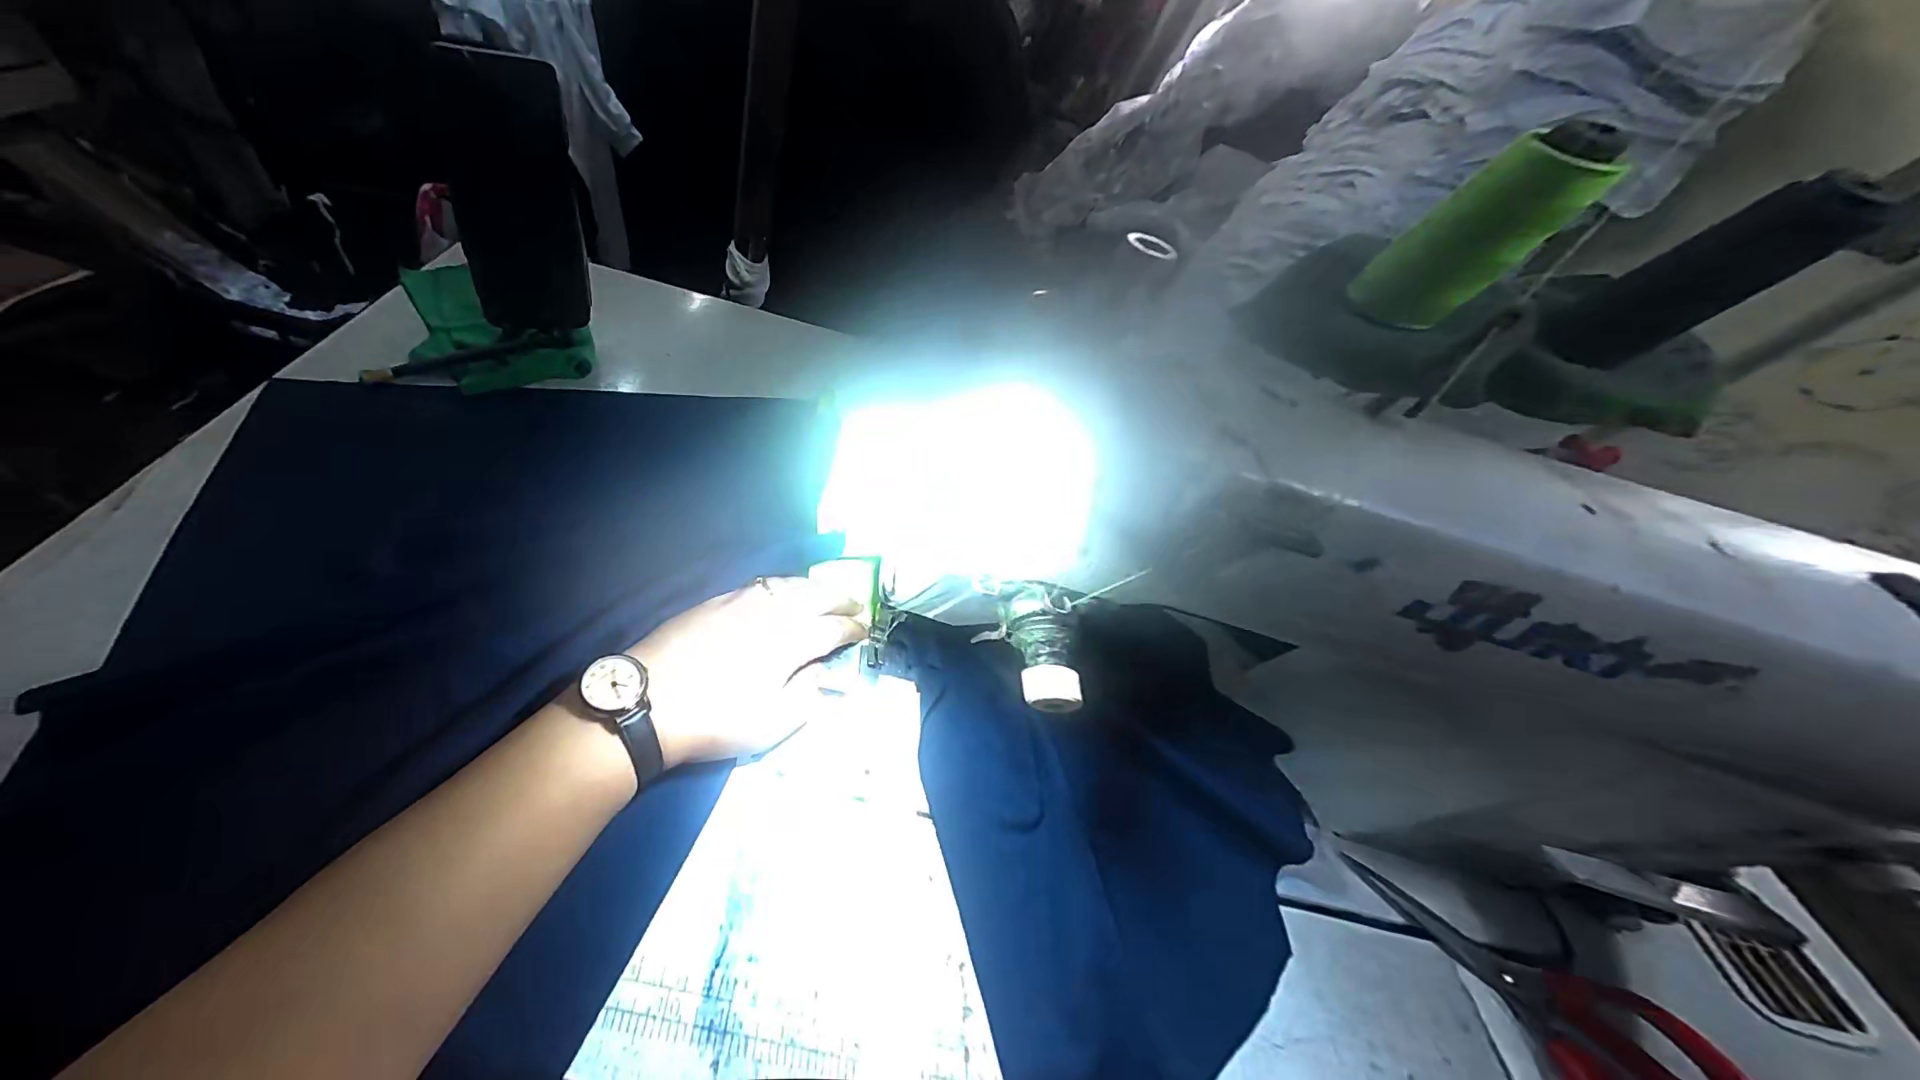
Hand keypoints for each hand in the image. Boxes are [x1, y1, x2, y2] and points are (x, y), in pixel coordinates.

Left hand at [627, 577, 868, 768]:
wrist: (647, 702)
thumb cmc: (715, 719)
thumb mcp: (771, 724)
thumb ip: (806, 696)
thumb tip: (820, 673)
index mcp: (791, 642)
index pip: (833, 628)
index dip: (853, 628)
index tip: (864, 630)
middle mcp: (773, 612)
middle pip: (817, 596)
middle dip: (841, 599)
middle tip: (856, 604)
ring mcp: (742, 601)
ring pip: (789, 584)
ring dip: (814, 587)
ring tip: (825, 592)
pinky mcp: (716, 600)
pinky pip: (761, 584)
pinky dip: (782, 585)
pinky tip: (781, 592)